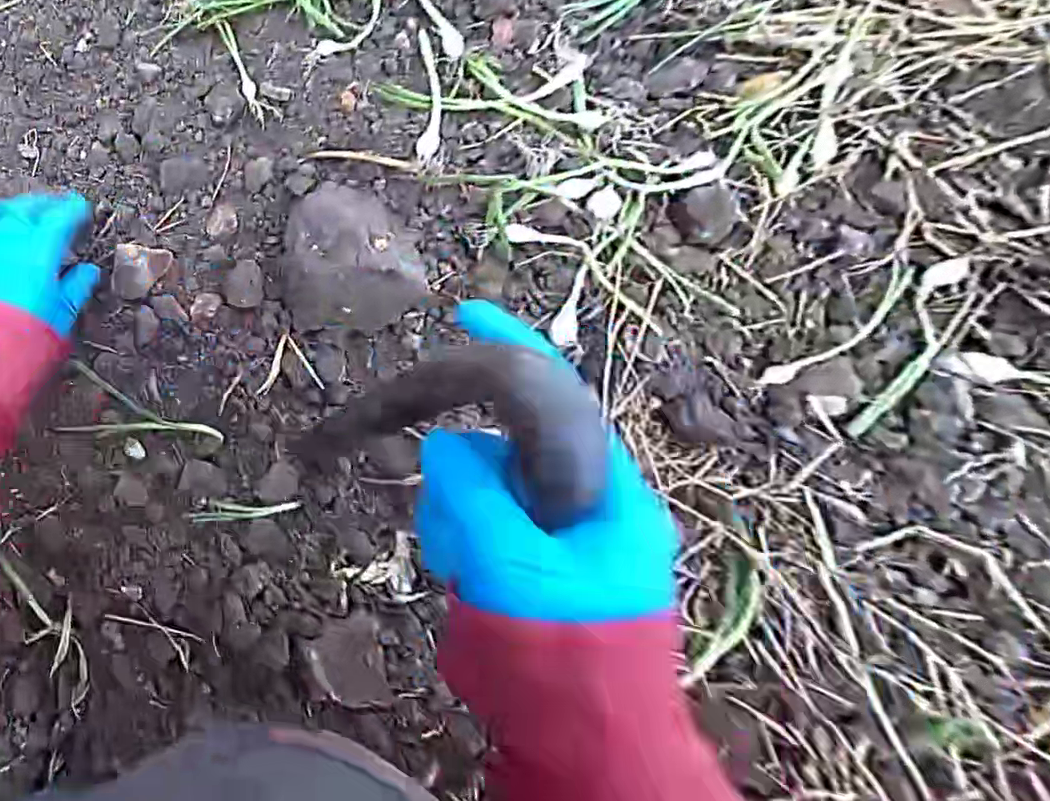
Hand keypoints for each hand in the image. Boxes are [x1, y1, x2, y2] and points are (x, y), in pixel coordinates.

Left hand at [0, 193, 100, 338]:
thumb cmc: (18, 357)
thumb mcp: (61, 322)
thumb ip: (74, 290)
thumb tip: (84, 273)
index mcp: (36, 256)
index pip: (58, 217)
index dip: (72, 211)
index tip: (79, 212)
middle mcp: (3, 247)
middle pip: (24, 209)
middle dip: (43, 207)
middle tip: (56, 213)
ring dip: (9, 211)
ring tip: (20, 218)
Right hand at [416, 300, 677, 622]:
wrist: (582, 736)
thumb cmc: (563, 651)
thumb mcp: (513, 564)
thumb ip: (476, 492)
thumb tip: (442, 444)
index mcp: (607, 492)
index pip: (560, 397)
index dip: (515, 346)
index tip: (467, 313)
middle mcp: (583, 497)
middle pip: (502, 444)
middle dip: (462, 477)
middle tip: (448, 521)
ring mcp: (551, 524)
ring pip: (476, 479)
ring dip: (453, 511)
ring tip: (459, 562)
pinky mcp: (522, 546)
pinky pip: (471, 510)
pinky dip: (454, 528)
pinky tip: (459, 565)